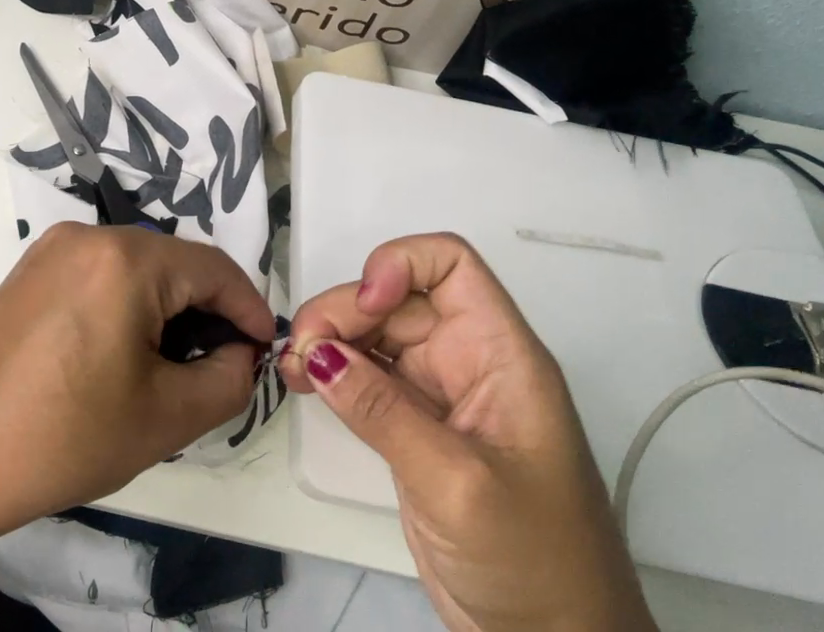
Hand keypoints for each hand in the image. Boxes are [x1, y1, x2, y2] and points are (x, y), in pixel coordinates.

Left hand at [0, 223, 274, 550]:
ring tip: (172, 372)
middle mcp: (84, 236)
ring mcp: (47, 252)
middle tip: (219, 371)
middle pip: (173, 265)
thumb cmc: (63, 438)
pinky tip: (123, 360)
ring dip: (165, 312)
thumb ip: (229, 378)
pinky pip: (96, 279)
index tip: (266, 352)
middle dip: (206, 313)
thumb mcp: (168, 417)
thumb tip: (241, 353)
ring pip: (135, 271)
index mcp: (124, 257)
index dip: (251, 310)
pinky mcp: (24, 275)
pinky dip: (126, 309)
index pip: (214, 269)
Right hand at [279, 233, 654, 631]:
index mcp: (501, 356)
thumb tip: (317, 353)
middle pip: (398, 298)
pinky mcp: (413, 428)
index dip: (400, 265)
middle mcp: (468, 362)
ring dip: (328, 339)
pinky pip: (365, 377)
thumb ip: (383, 412)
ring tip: (291, 370)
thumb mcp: (456, 482)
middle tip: (301, 353)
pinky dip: (330, 372)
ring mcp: (438, 395)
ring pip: (374, 335)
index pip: (451, 266)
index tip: (363, 306)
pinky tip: (302, 385)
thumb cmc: (532, 560)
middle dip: (345, 310)